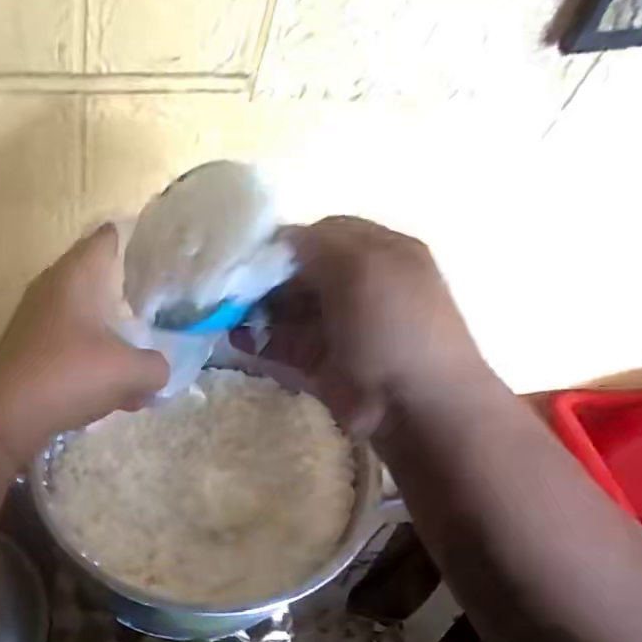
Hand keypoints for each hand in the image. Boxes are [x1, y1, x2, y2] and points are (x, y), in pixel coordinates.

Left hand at [0, 224, 168, 465]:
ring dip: (122, 337)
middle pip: (106, 280)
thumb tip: (159, 370)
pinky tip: (127, 395)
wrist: (3, 417)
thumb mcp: (128, 371)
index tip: (171, 258)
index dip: (143, 241)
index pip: (112, 236)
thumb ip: (156, 366)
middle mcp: (56, 289)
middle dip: (138, 296)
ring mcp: (44, 322)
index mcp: (77, 275)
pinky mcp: (38, 354)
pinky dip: (102, 365)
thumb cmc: (67, 375)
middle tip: (172, 310)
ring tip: (154, 356)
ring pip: (94, 320)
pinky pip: (80, 350)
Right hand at [241, 216, 488, 436]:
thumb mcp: (362, 267)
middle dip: (266, 280)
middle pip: (301, 274)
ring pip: (289, 310)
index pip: (322, 235)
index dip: (285, 244)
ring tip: (225, 317)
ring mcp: (342, 329)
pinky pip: (286, 346)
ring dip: (257, 311)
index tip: (250, 259)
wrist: (416, 406)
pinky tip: (236, 340)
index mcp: (380, 252)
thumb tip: (278, 241)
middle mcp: (360, 287)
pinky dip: (259, 341)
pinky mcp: (325, 365)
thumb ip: (317, 246)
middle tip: (232, 292)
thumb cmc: (394, 328)